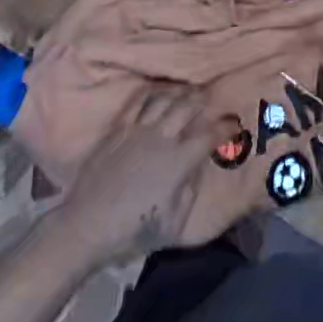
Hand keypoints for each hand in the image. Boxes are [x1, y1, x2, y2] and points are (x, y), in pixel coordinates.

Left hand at [48, 85, 221, 265]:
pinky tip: (158, 92)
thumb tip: (197, 167)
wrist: (88, 224)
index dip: (225, 126)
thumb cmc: (134, 231)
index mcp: (178, 162)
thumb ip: (190, 190)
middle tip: (213, 96)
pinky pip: (138, 102)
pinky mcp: (118, 128)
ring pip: (164, 98)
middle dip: (204, 99)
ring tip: (188, 91)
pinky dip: (152, 93)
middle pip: (187, 107)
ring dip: (180, 92)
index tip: (233, 122)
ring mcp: (137, 129)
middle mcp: (161, 138)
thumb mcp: (174, 223)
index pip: (208, 135)